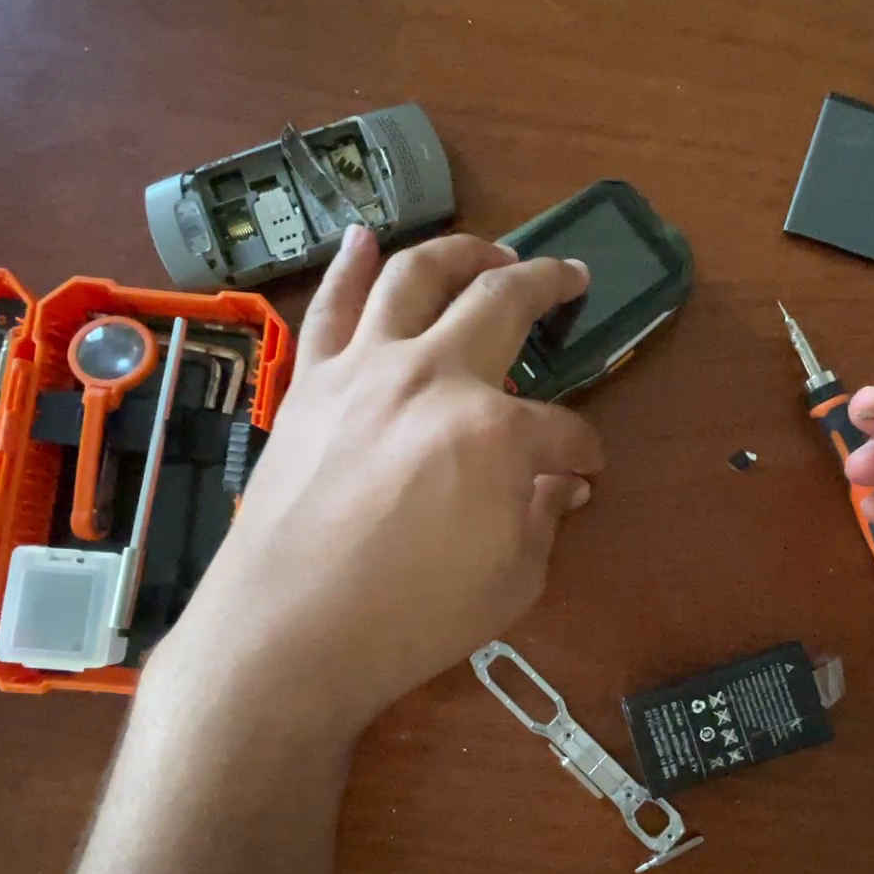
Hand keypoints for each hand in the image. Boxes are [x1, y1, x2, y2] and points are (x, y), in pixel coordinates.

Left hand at [155, 228, 601, 738]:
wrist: (287, 634)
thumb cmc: (410, 619)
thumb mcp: (511, 582)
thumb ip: (543, 519)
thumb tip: (560, 485)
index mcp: (495, 433)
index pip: (564, 430)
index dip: (584, 449)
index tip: (586, 467)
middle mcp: (433, 377)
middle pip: (503, 305)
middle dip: (549, 285)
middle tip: (571, 278)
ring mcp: (364, 370)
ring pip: (417, 277)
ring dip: (462, 251)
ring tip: (490, 249)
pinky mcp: (310, 383)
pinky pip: (330, 306)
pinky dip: (350, 266)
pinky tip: (365, 239)